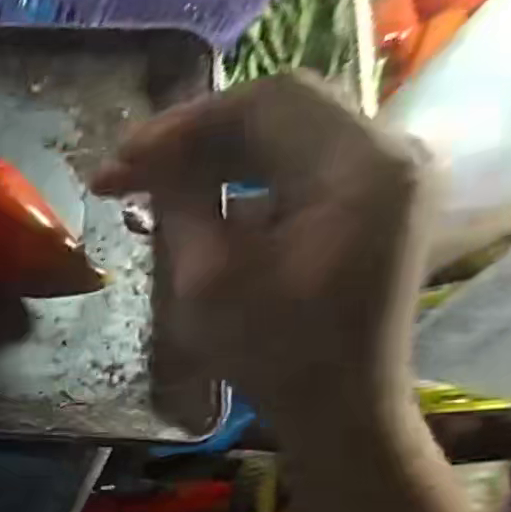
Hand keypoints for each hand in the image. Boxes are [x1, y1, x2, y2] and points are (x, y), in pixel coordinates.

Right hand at [91, 73, 431, 441]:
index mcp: (360, 168)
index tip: (122, 159)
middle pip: (280, 111)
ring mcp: (384, 177)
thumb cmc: (273, 355)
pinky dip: (244, 176)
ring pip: (286, 135)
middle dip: (195, 136)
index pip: (267, 102)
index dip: (184, 124)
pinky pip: (298, 166)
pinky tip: (199, 199)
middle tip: (127, 168)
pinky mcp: (370, 203)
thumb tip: (150, 164)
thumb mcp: (209, 280)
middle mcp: (388, 153)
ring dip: (214, 154)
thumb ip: (181, 206)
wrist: (338, 409)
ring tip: (151, 183)